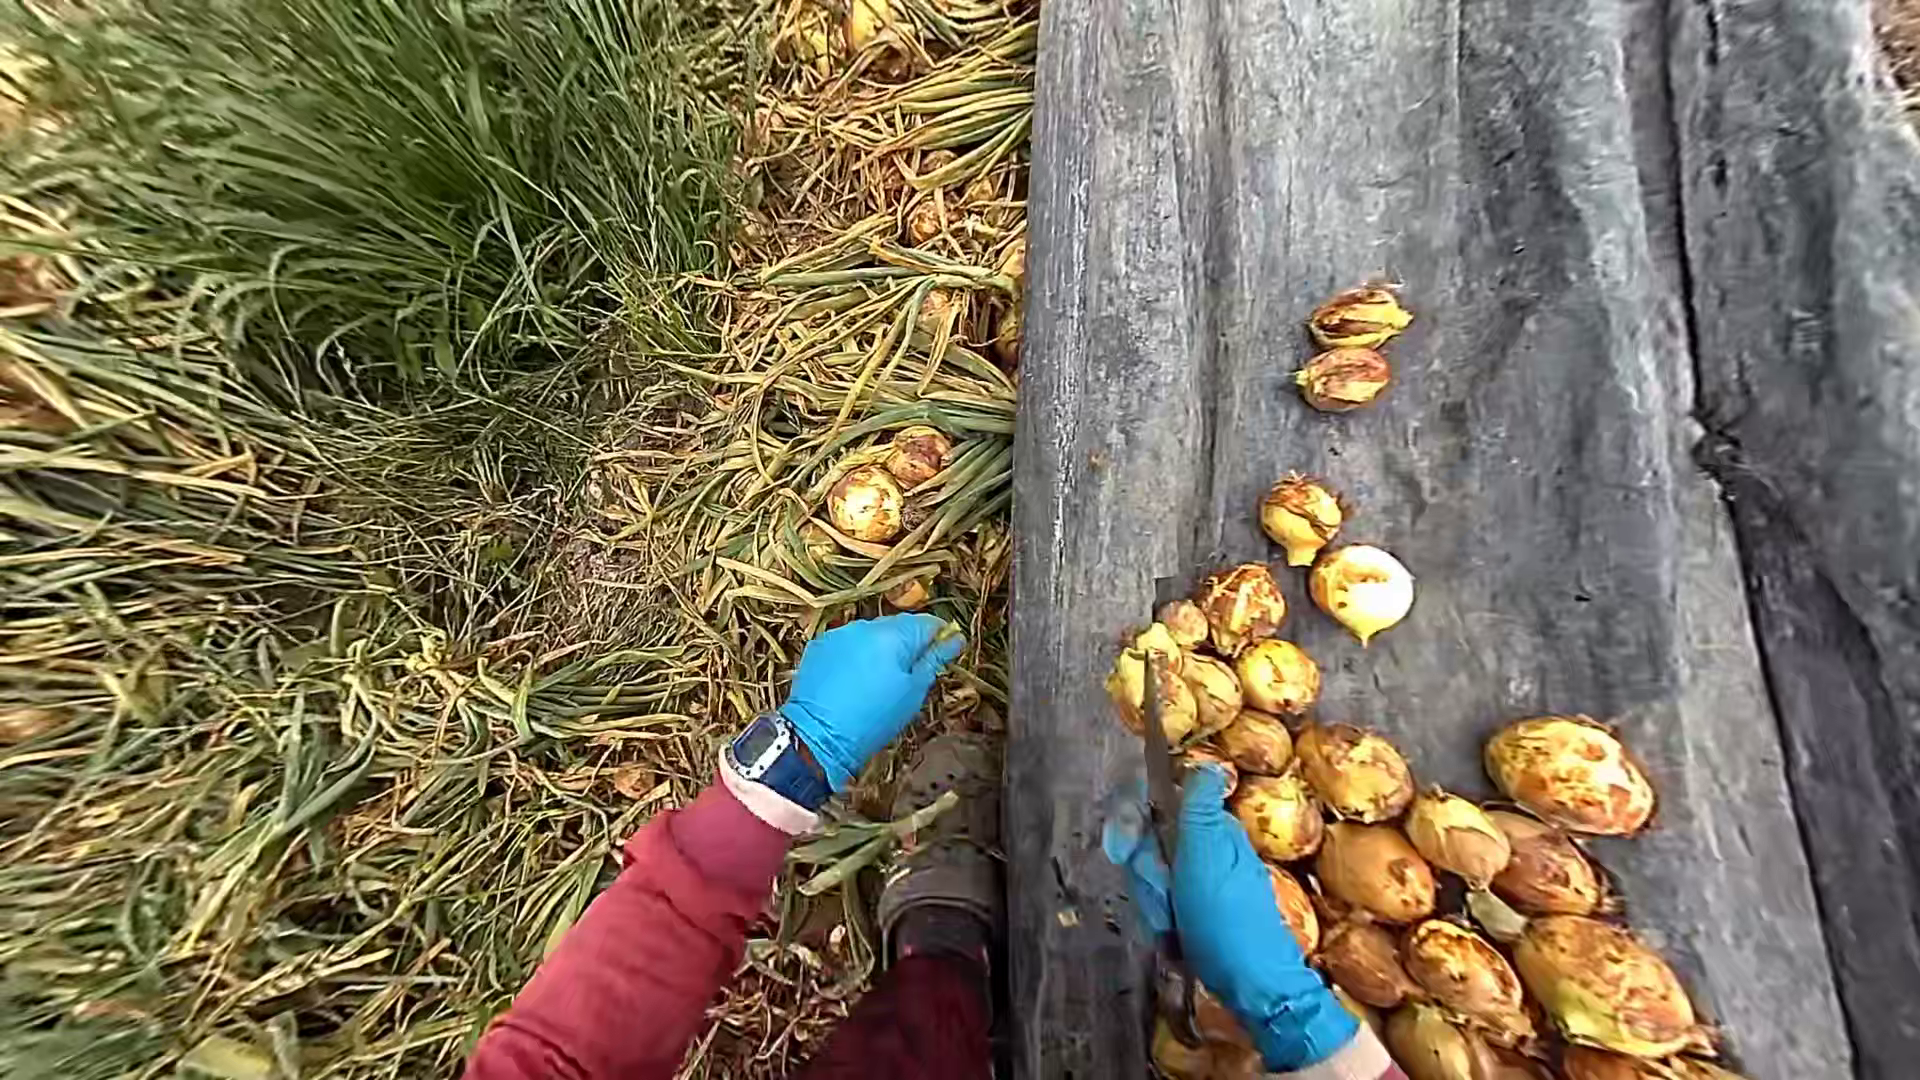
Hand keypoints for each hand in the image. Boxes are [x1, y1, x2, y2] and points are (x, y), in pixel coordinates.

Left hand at [779, 614, 963, 790]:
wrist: (816, 736)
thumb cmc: (874, 717)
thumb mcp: (913, 692)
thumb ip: (934, 660)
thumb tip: (956, 638)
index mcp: (893, 634)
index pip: (928, 623)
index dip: (940, 639)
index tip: (941, 657)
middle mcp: (866, 625)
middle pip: (900, 626)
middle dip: (909, 645)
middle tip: (909, 677)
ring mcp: (841, 633)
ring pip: (873, 634)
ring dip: (882, 649)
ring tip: (878, 681)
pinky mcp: (821, 645)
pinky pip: (849, 643)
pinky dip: (857, 655)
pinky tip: (854, 680)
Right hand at [1103, 766, 1356, 1070]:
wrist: (1254, 986)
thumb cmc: (1227, 916)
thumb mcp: (1209, 854)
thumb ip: (1199, 806)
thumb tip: (1207, 765)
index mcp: (1204, 824)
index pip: (1147, 801)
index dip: (1127, 822)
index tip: (1120, 849)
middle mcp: (1198, 843)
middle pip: (1142, 838)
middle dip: (1144, 870)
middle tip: (1163, 893)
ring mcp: (1193, 874)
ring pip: (1145, 870)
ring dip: (1151, 899)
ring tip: (1171, 921)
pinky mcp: (1188, 903)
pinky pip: (1154, 897)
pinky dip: (1158, 916)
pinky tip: (1171, 934)